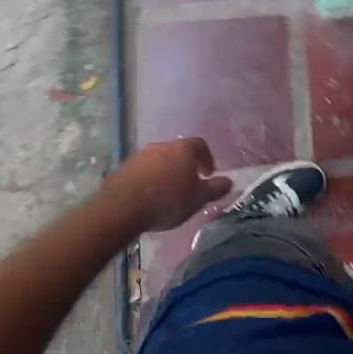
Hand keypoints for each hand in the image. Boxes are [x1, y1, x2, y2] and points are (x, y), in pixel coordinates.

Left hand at [107, 138, 233, 232]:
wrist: (123, 207)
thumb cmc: (168, 200)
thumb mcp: (198, 199)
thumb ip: (215, 189)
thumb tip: (229, 181)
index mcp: (183, 149)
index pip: (200, 145)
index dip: (207, 158)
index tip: (207, 174)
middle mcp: (162, 146)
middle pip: (178, 151)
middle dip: (185, 165)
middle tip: (188, 183)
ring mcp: (140, 155)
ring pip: (158, 160)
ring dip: (165, 172)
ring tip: (166, 192)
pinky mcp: (124, 168)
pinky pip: (142, 170)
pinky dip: (148, 179)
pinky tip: (147, 196)